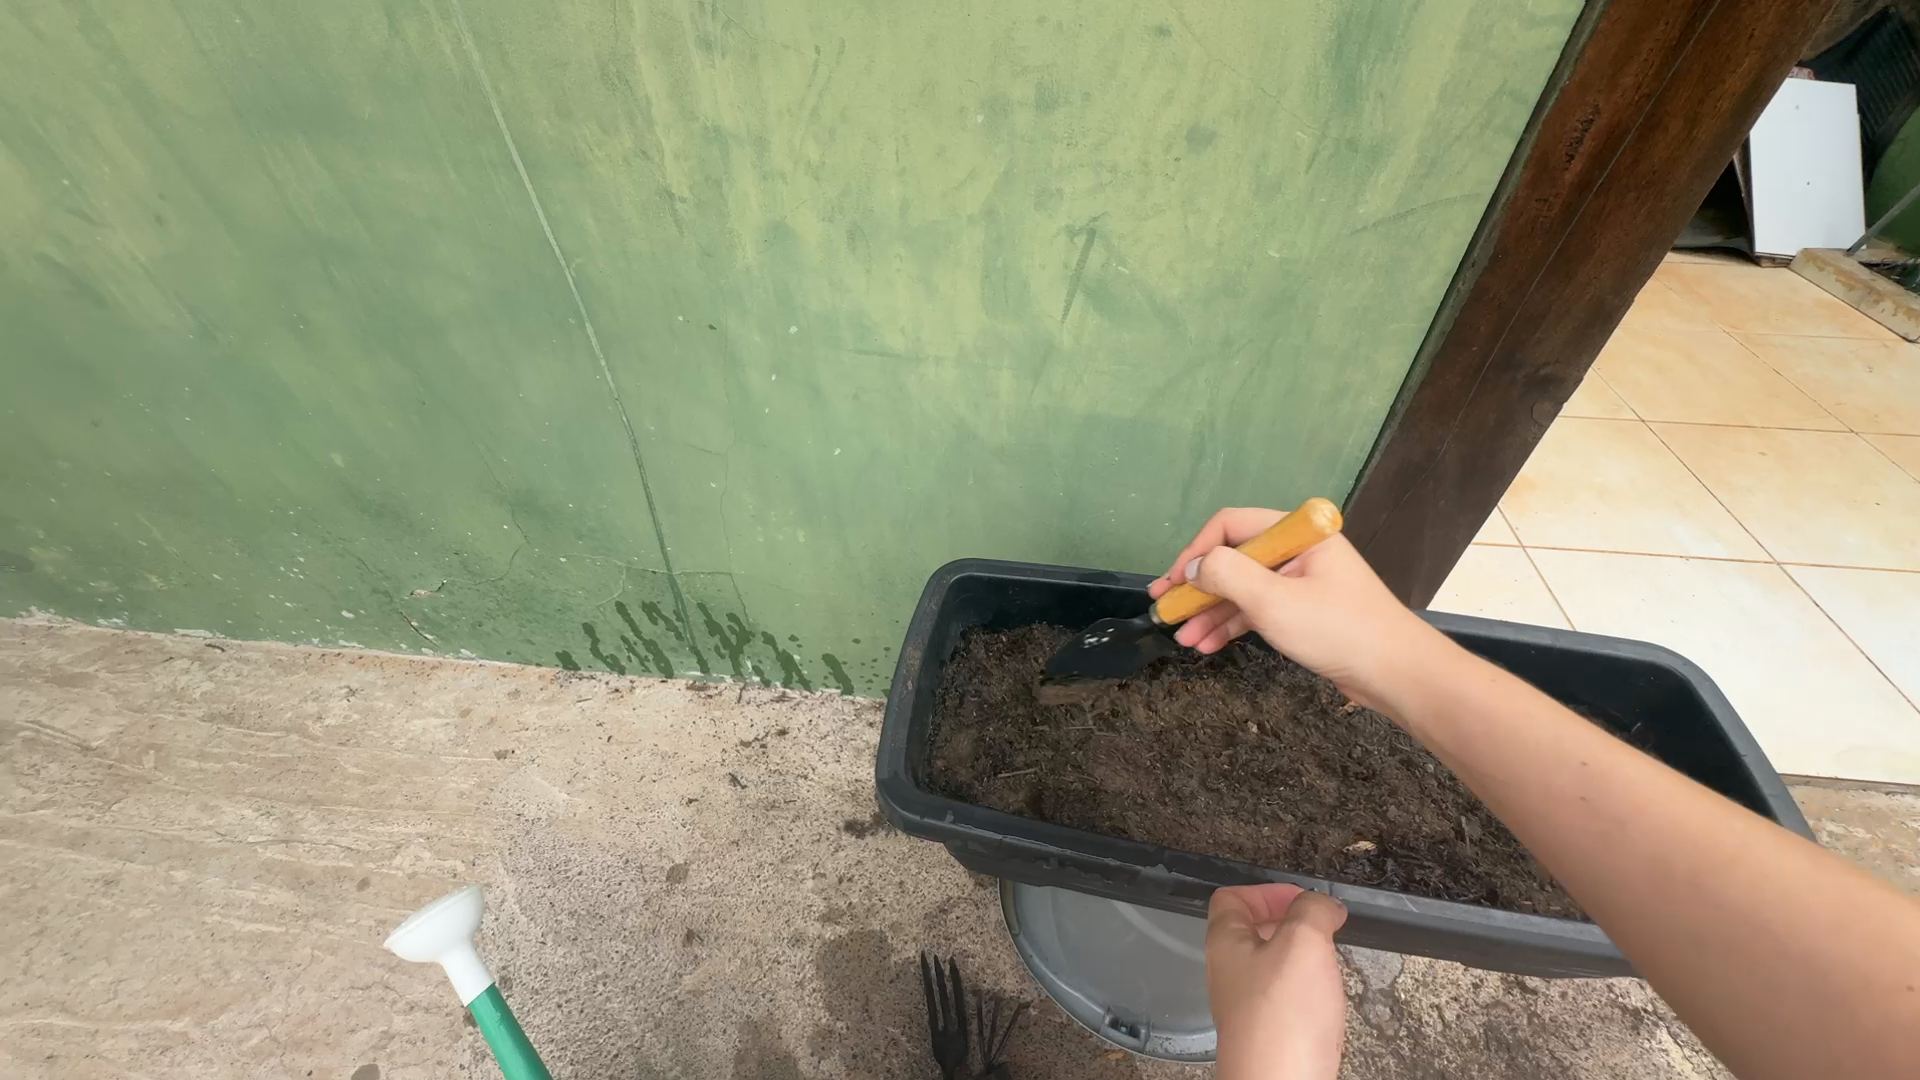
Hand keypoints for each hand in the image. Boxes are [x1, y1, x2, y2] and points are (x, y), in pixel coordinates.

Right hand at [1147, 507, 1442, 708]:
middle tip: (1165, 609)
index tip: (1173, 582)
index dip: (1196, 552)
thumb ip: (1226, 575)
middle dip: (1197, 588)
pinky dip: (1230, 625)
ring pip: (1240, 589)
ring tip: (1182, 638)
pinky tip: (1206, 645)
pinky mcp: (1300, 611)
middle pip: (1232, 559)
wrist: (1397, 676)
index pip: (1230, 525)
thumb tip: (1192, 568)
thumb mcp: (1274, 600)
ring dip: (1209, 612)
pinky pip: (1254, 609)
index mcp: (1297, 534)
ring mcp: (1297, 582)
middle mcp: (1295, 552)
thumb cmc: (1338, 630)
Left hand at [1206, 884, 1348, 1079]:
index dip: (1266, 891)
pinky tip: (1325, 1002)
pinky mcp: (1264, 1035)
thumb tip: (1323, 902)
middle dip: (1288, 922)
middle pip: (1251, 930)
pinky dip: (1303, 991)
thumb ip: (1313, 912)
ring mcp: (1243, 1005)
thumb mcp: (1304, 944)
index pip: (1232, 898)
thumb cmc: (1283, 1015)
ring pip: (1269, 964)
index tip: (1303, 898)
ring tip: (1329, 961)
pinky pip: (1281, 999)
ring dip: (1299, 957)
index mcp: (1225, 941)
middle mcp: (1227, 970)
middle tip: (1322, 928)